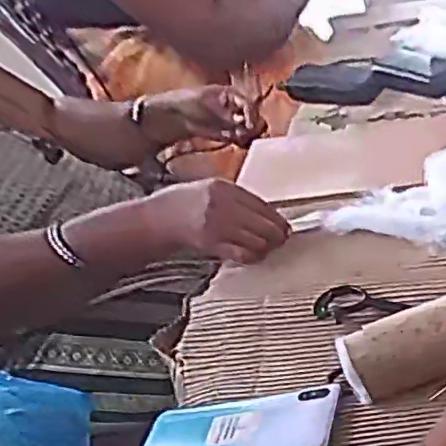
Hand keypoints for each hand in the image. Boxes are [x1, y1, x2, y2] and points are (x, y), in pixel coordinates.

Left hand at [139, 86, 265, 148]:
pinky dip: (242, 142)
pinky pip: (241, 138)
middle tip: (246, 133)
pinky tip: (236, 142)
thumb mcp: (206, 105)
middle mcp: (233, 106)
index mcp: (228, 93)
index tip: (249, 125)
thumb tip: (246, 125)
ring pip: (250, 129)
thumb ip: (227, 115)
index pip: (248, 102)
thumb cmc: (184, 104)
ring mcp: (231, 121)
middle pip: (253, 116)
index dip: (252, 113)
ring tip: (238, 138)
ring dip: (248, 135)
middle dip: (253, 126)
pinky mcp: (227, 134)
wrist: (168, 118)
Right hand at [141, 178, 290, 263]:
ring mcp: (217, 226)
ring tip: (266, 247)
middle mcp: (221, 206)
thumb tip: (273, 215)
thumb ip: (240, 199)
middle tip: (281, 240)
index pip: (263, 206)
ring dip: (267, 247)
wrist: (160, 217)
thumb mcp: (214, 189)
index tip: (286, 227)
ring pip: (258, 242)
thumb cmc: (190, 203)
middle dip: (278, 236)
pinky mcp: (212, 244)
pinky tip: (253, 254)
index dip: (278, 219)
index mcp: (224, 188)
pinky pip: (243, 255)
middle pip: (265, 225)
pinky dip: (253, 257)